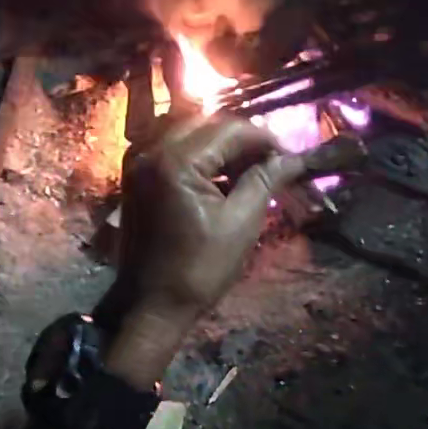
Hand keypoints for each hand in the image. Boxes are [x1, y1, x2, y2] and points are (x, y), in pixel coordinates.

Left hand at [97, 115, 306, 382]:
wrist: (151, 306)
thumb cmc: (199, 269)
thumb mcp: (241, 223)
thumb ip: (264, 181)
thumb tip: (292, 158)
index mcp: (176, 162)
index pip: (230, 129)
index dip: (264, 139)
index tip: (288, 156)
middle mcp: (151, 151)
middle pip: (207, 123)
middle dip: (242, 139)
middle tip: (271, 162)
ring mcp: (138, 162)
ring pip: (188, 130)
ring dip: (220, 143)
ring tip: (248, 168)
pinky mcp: (136, 175)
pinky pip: (170, 146)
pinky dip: (198, 153)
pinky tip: (220, 174)